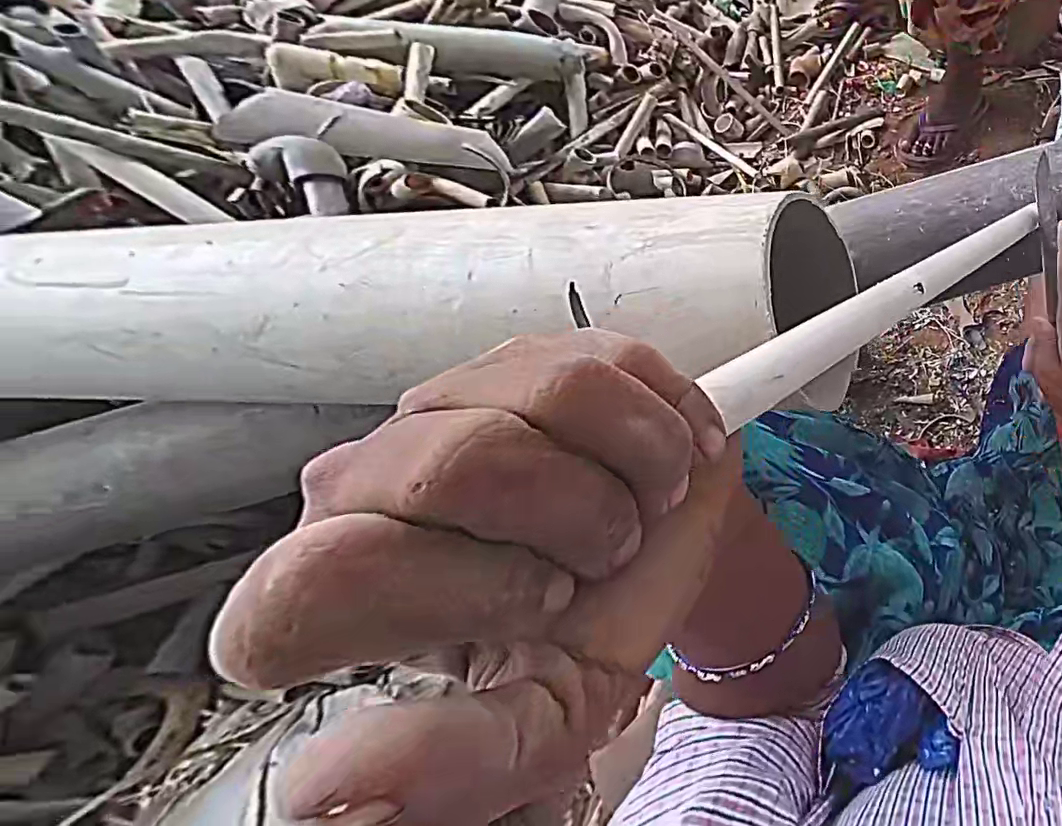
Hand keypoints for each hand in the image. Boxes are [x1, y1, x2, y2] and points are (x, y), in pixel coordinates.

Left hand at [210, 330, 740, 825]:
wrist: (658, 546)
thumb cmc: (596, 621)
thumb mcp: (544, 715)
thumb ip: (455, 768)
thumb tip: (334, 793)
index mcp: (333, 583)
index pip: (318, 581)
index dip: (461, 591)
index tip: (550, 601)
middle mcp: (376, 466)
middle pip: (461, 464)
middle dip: (582, 515)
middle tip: (615, 546)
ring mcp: (465, 390)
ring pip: (557, 392)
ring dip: (640, 462)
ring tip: (650, 495)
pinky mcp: (550, 350)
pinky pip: (623, 363)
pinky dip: (673, 420)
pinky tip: (672, 452)